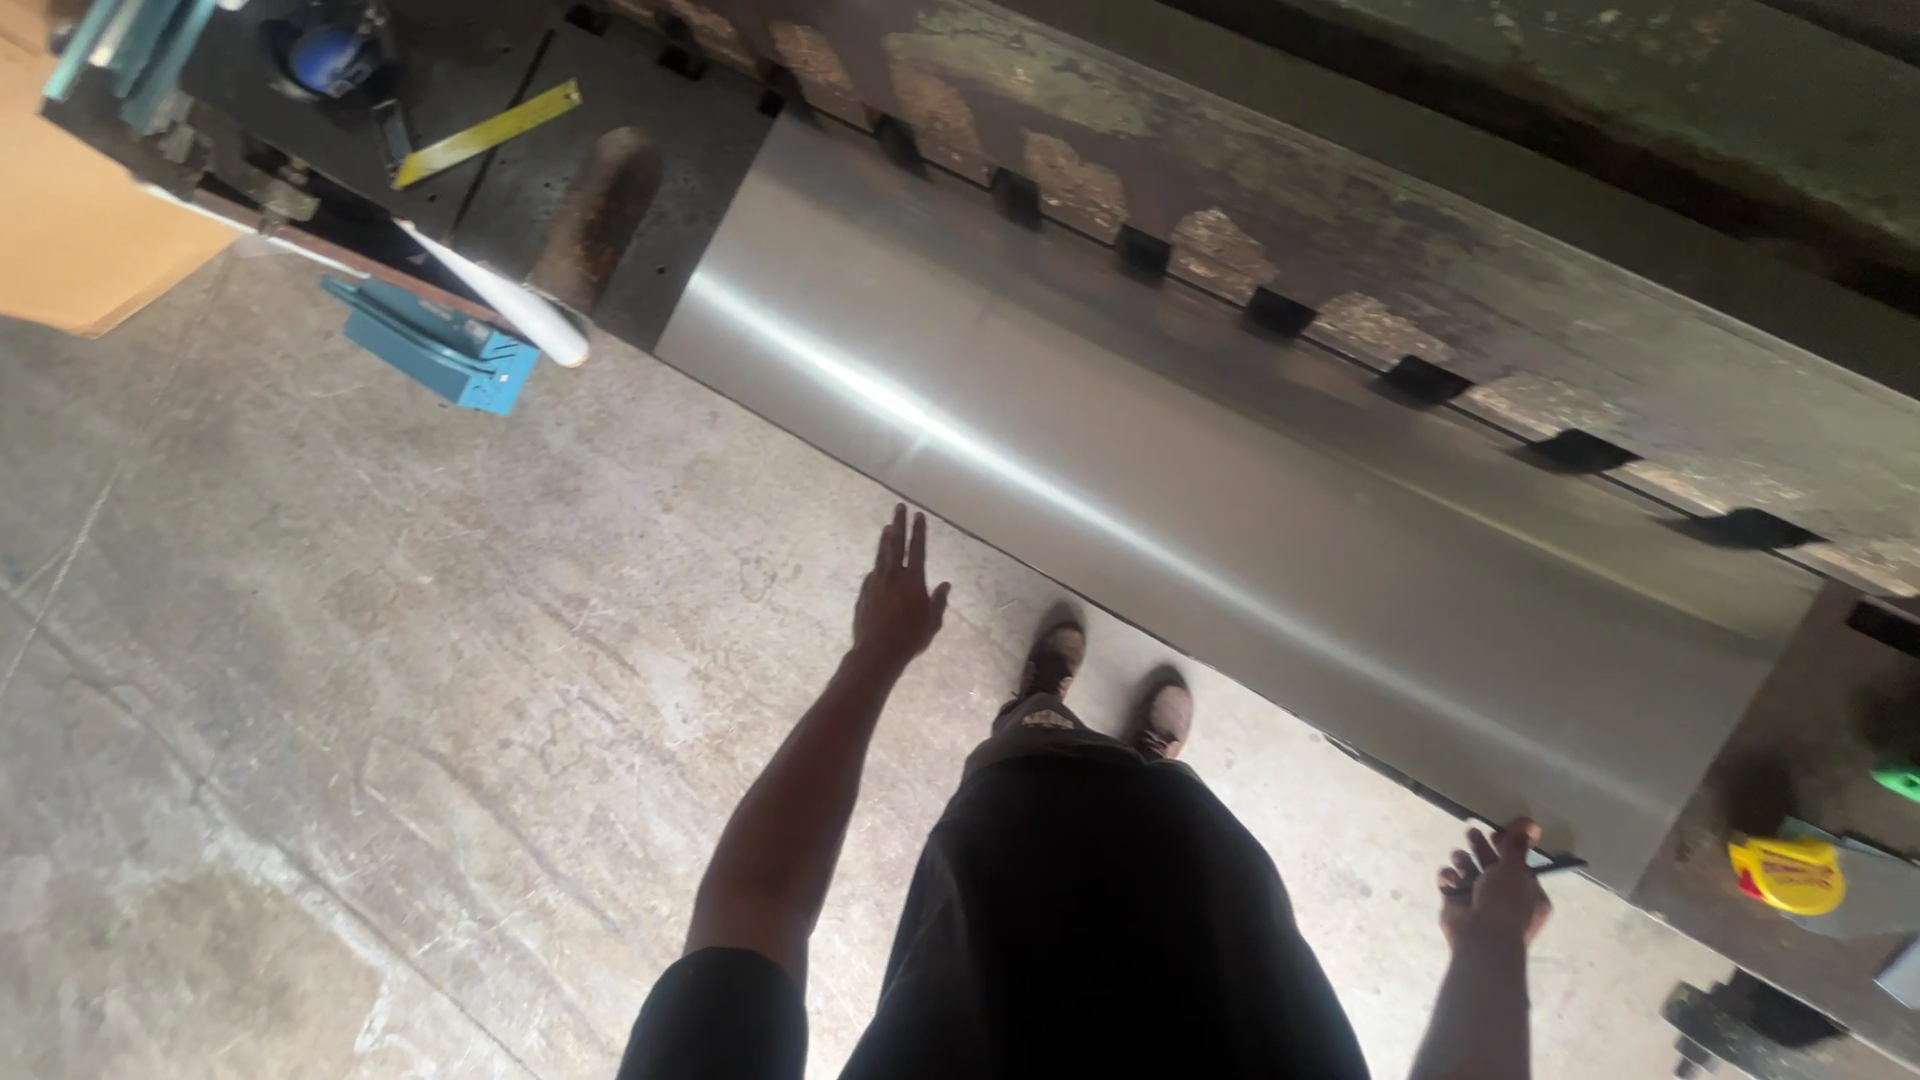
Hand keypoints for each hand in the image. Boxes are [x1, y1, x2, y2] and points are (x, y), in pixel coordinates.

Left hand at [851, 505, 950, 668]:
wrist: (877, 651)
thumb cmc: (911, 637)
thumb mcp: (932, 621)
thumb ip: (938, 601)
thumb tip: (945, 585)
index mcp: (913, 579)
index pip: (918, 548)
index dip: (919, 531)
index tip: (919, 515)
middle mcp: (894, 575)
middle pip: (896, 543)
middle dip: (899, 523)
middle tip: (899, 507)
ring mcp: (876, 582)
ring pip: (881, 555)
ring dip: (885, 540)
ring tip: (887, 527)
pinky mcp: (864, 592)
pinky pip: (873, 573)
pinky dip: (877, 565)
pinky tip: (878, 565)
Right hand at [1437, 817, 1552, 947]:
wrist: (1481, 937)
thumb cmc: (1505, 903)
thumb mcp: (1514, 870)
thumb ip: (1517, 845)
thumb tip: (1531, 822)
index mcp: (1528, 893)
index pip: (1517, 864)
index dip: (1506, 847)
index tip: (1494, 831)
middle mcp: (1505, 897)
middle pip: (1491, 865)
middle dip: (1480, 848)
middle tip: (1470, 833)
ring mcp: (1479, 901)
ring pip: (1469, 872)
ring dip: (1462, 862)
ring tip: (1458, 859)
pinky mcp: (1457, 904)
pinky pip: (1451, 883)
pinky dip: (1449, 878)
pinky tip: (1450, 878)